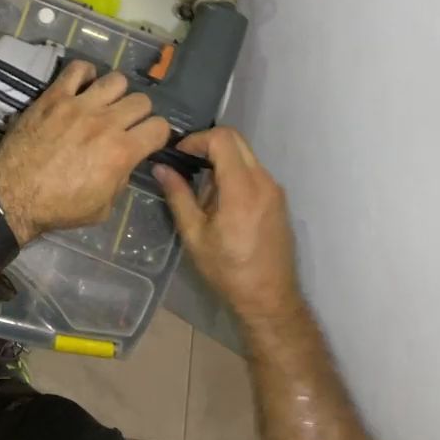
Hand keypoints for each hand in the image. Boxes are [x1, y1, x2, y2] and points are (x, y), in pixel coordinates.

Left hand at [0, 61, 170, 244]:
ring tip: (104, 105)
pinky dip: (86, 74)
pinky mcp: (54, 96)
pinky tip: (83, 88)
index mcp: (121, 152)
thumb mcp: (103, 208)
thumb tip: (125, 161)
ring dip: (116, 93)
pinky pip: (78, 69)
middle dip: (139, 114)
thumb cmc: (59, 207)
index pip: (159, 127)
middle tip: (125, 125)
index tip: (147, 140)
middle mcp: (105, 122)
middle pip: (141, 101)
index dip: (157, 135)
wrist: (14, 194)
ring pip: (116, 80)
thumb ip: (122, 179)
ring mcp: (79, 104)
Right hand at [154, 128, 301, 323]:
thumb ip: (178, 195)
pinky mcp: (278, 199)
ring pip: (245, 154)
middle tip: (187, 161)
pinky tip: (221, 200)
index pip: (222, 139)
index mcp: (242, 188)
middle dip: (208, 144)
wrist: (270, 300)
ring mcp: (275, 189)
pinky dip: (235, 172)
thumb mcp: (195, 235)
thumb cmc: (228, 271)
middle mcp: (263, 181)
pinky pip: (254, 171)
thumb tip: (161, 167)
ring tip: (202, 189)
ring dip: (222, 159)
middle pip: (236, 139)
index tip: (179, 154)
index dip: (197, 139)